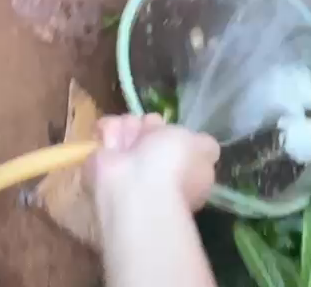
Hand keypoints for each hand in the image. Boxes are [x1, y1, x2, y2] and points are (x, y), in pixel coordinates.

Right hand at [86, 113, 219, 213]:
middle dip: (149, 127)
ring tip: (130, 146)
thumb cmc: (172, 166)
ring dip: (128, 128)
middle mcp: (156, 165)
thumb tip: (204, 145)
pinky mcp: (104, 158)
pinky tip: (114, 146)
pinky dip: (109, 133)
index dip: (172, 131)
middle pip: (151, 126)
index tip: (171, 134)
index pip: (175, 137)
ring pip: (129, 123)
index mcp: (182, 167)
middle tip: (150, 139)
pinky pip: (106, 129)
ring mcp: (129, 161)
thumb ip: (206, 144)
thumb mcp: (202, 148)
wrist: (134, 186)